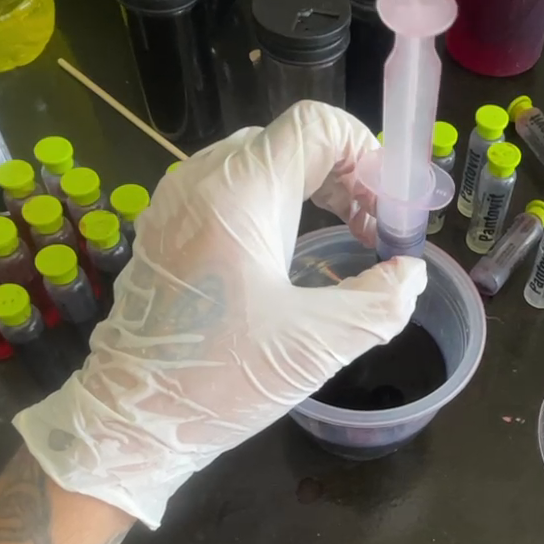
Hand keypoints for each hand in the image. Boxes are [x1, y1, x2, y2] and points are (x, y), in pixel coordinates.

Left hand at [14, 102, 423, 525]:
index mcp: (239, 192)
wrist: (133, 418)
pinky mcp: (166, 230)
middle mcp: (201, 180)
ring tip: (345, 240)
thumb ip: (380, 302)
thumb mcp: (317, 345)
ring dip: (312, 192)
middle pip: (291, 143)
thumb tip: (410, 275)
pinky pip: (230, 194)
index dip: (368, 153)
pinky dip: (274, 208)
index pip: (318, 125)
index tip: (389, 209)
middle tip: (375, 231)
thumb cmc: (221, 379)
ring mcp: (176, 202)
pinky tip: (291, 257)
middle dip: (346, 175)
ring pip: (260, 166)